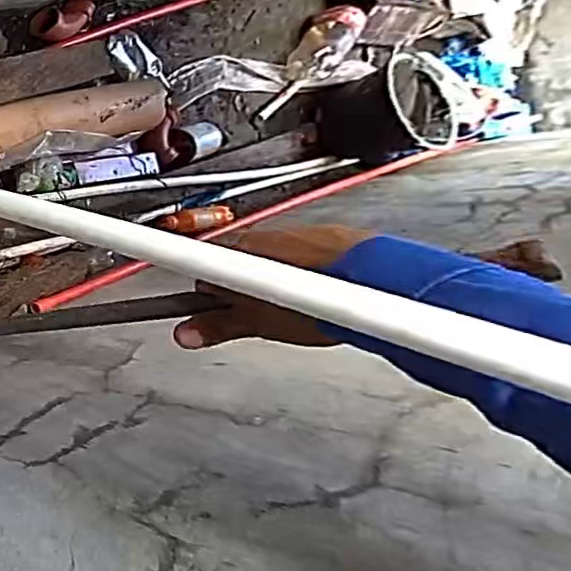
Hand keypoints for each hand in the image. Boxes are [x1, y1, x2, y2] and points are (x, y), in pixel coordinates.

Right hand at [172, 226, 373, 349]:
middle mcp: (263, 237)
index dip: (209, 299)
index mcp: (235, 251)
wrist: (383, 281)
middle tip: (261, 318)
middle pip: (239, 266)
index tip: (215, 315)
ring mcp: (298, 235)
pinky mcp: (331, 237)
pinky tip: (324, 295)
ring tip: (299, 309)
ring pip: (274, 261)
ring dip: (279, 282)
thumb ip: (217, 326)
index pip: (205, 274)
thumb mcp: (259, 323)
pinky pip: (308, 255)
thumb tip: (187, 334)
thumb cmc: (322, 298)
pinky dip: (311, 272)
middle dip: (246, 291)